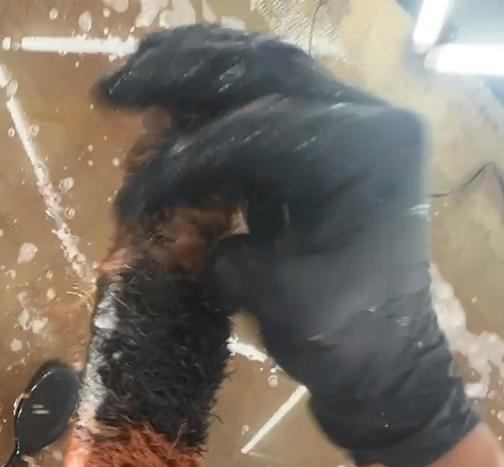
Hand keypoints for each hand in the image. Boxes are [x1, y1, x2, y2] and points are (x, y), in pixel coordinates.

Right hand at [98, 26, 478, 466]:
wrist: (384, 365)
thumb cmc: (344, 338)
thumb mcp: (281, 300)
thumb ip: (233, 255)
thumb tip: (195, 233)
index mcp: (364, 152)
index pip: (261, 130)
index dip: (187, 159)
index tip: (132, 196)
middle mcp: (365, 122)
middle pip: (266, 70)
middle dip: (187, 71)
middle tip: (119, 81)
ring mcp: (349, 132)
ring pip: (269, 74)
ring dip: (201, 68)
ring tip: (140, 66)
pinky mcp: (326, 153)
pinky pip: (269, 109)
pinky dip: (220, 103)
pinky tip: (178, 98)